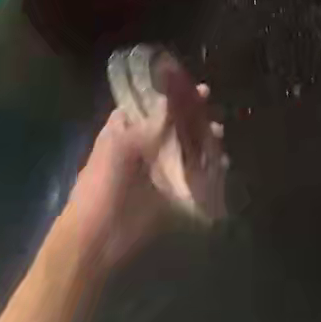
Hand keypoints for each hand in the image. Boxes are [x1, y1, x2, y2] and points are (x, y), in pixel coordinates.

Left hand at [64, 83, 223, 269]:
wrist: (98, 237)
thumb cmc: (103, 182)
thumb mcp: (122, 145)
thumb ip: (150, 123)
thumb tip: (171, 99)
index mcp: (125, 126)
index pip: (149, 101)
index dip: (169, 91)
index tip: (190, 84)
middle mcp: (143, 142)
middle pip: (172, 121)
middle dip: (191, 112)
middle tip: (209, 101)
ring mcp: (157, 167)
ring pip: (185, 146)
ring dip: (202, 138)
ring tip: (218, 132)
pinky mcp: (170, 192)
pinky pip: (192, 175)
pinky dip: (207, 168)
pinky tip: (222, 163)